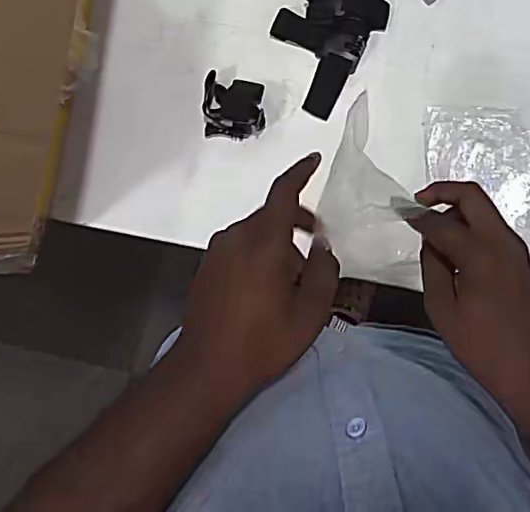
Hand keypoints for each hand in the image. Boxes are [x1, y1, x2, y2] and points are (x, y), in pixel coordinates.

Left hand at [173, 153, 339, 399]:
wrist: (205, 369)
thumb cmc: (260, 341)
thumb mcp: (309, 312)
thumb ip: (323, 272)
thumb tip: (323, 249)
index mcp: (263, 239)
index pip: (284, 191)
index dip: (301, 172)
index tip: (313, 160)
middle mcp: (237, 236)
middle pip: (271, 214)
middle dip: (296, 224)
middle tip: (315, 248)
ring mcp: (218, 250)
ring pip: (256, 233)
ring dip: (276, 245)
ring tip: (290, 284)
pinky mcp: (207, 266)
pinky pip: (239, 248)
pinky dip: (257, 256)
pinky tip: (264, 292)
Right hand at [408, 181, 529, 416]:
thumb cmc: (486, 349)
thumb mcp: (444, 309)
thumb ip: (432, 266)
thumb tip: (431, 242)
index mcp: (481, 253)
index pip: (441, 222)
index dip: (417, 215)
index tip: (402, 211)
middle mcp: (502, 242)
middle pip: (471, 195)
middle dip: (442, 192)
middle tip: (419, 202)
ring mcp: (515, 250)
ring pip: (483, 209)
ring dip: (457, 210)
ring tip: (433, 230)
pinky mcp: (520, 260)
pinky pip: (491, 227)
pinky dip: (470, 225)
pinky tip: (454, 247)